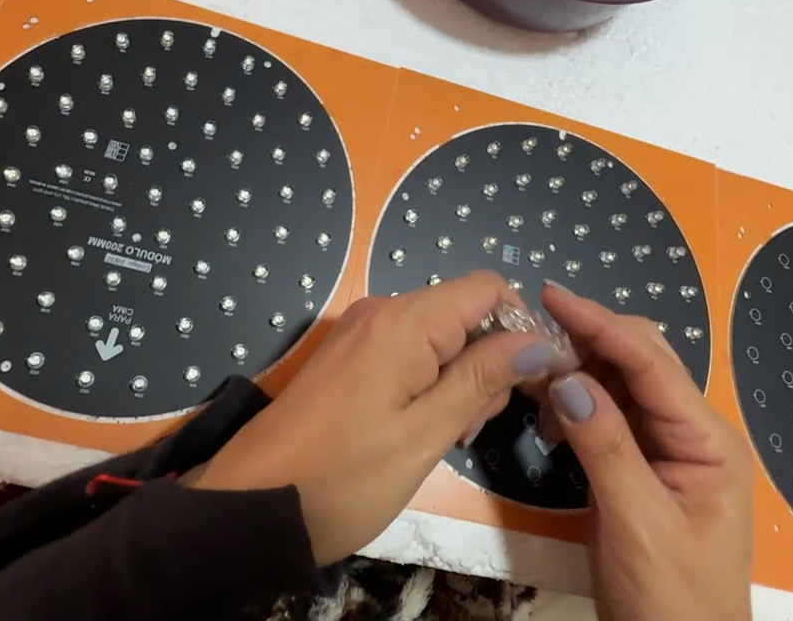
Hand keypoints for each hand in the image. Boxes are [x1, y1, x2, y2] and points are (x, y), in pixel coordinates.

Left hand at [189, 271, 573, 563]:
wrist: (250, 505)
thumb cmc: (343, 475)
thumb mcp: (424, 435)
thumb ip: (482, 380)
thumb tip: (541, 341)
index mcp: (405, 320)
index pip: (487, 287)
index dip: (522, 325)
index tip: (538, 378)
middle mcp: (384, 309)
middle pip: (465, 310)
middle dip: (491, 358)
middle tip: (479, 423)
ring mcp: (364, 330)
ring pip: (441, 333)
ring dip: (462, 375)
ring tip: (451, 434)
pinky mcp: (352, 354)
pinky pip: (411, 349)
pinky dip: (432, 379)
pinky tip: (425, 425)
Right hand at [541, 279, 754, 620]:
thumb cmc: (672, 602)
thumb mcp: (639, 526)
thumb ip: (606, 447)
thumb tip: (564, 377)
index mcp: (708, 440)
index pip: (650, 363)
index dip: (599, 323)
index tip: (552, 295)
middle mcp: (691, 430)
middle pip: (637, 360)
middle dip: (586, 341)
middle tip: (533, 340)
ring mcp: (666, 446)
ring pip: (617, 381)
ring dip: (576, 370)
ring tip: (533, 375)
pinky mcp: (640, 462)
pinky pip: (605, 412)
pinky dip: (574, 402)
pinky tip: (548, 414)